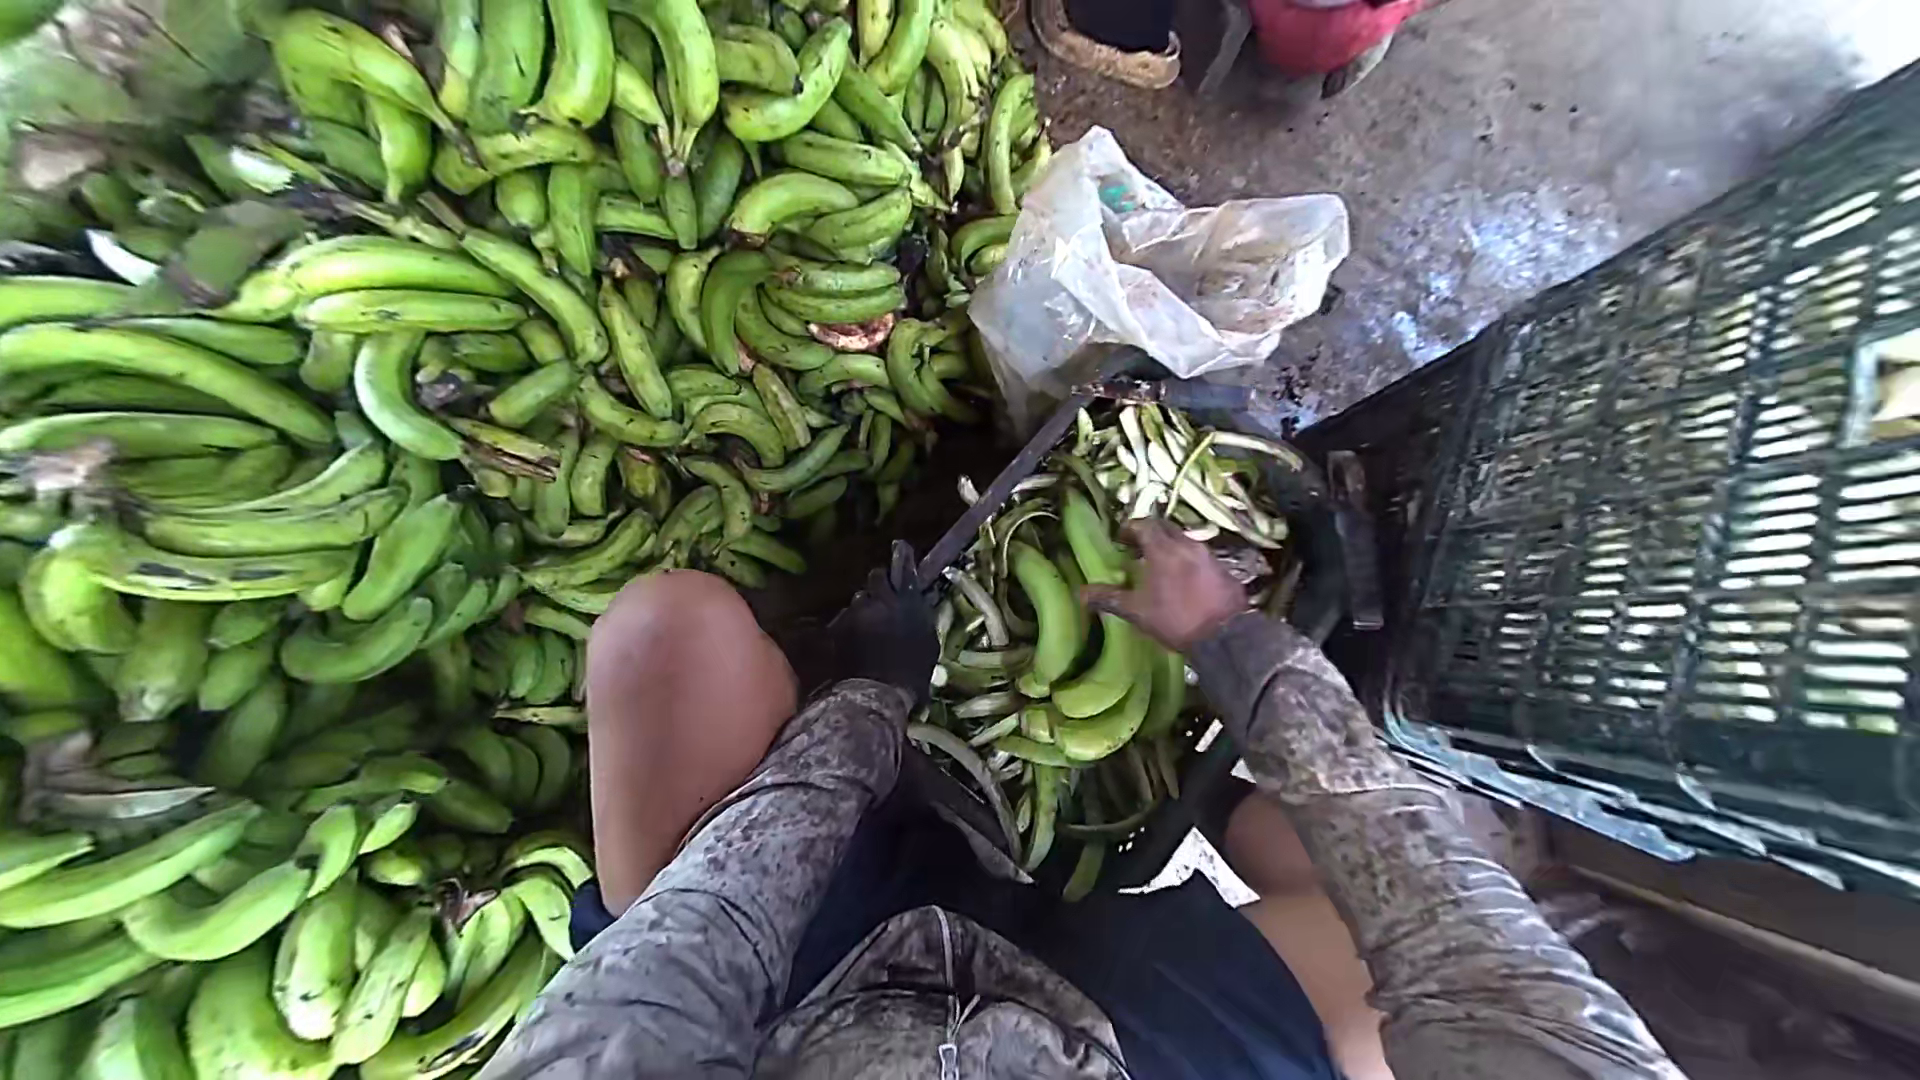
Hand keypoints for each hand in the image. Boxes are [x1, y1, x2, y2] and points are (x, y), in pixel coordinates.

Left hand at [826, 540, 938, 702]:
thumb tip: (920, 605)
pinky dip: (851, 627)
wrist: (877, 692)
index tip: (900, 546)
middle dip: (879, 585)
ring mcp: (857, 613)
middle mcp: (880, 600)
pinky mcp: (839, 628)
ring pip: (859, 600)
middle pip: (876, 578)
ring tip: (869, 627)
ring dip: (864, 609)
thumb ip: (921, 619)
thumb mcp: (928, 644)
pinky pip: (846, 619)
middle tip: (883, 598)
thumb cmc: (912, 672)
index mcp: (907, 602)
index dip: (902, 556)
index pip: (903, 568)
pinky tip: (856, 643)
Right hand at [1082, 519, 1248, 650]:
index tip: (1120, 539)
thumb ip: (1108, 597)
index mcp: (1163, 549)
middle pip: (1166, 528)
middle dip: (1150, 534)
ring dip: (1170, 547)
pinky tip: (1184, 581)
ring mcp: (1209, 556)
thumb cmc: (1175, 619)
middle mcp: (1188, 545)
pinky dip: (1188, 561)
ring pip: (1185, 542)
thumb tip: (1080, 593)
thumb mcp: (1136, 610)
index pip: (1144, 525)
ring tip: (1159, 566)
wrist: (1226, 638)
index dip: (1129, 529)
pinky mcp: (1225, 570)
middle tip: (1137, 549)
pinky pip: (1201, 557)